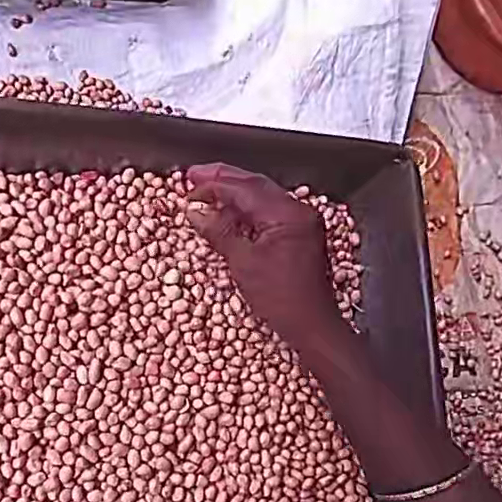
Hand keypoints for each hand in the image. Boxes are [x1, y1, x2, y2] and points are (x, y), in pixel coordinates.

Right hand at [184, 162, 350, 352]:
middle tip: (194, 176)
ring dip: (233, 193)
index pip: (245, 189)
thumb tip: (195, 211)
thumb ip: (219, 232)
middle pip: (255, 185)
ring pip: (261, 198)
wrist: (312, 325)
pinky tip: (228, 214)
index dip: (214, 185)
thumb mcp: (244, 264)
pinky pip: (268, 213)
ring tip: (206, 192)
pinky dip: (245, 211)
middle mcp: (298, 211)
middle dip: (223, 179)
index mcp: (288, 214)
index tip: (189, 185)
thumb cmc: (281, 299)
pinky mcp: (297, 236)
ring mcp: (300, 223)